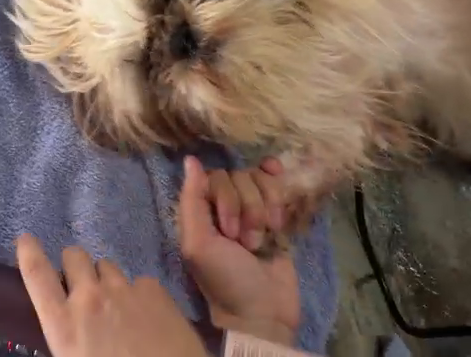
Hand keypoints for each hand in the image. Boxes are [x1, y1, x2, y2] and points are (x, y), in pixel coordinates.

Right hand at [16, 236, 207, 356]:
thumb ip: (67, 338)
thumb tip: (67, 328)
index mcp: (64, 325)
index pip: (37, 276)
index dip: (29, 253)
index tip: (26, 239)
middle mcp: (90, 298)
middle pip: (74, 256)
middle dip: (75, 266)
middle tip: (82, 287)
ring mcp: (123, 289)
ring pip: (106, 266)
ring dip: (105, 280)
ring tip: (117, 307)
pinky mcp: (153, 288)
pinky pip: (137, 281)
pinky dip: (137, 294)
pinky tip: (146, 317)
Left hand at [177, 157, 303, 345]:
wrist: (265, 312)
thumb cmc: (225, 281)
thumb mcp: (198, 245)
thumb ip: (192, 200)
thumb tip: (190, 159)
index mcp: (203, 211)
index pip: (214, 176)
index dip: (225, 198)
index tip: (229, 231)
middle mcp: (226, 205)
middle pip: (238, 175)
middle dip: (246, 209)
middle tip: (246, 242)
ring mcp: (252, 208)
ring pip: (258, 179)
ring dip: (262, 210)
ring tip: (262, 239)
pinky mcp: (275, 214)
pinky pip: (276, 185)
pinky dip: (277, 190)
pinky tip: (279, 191)